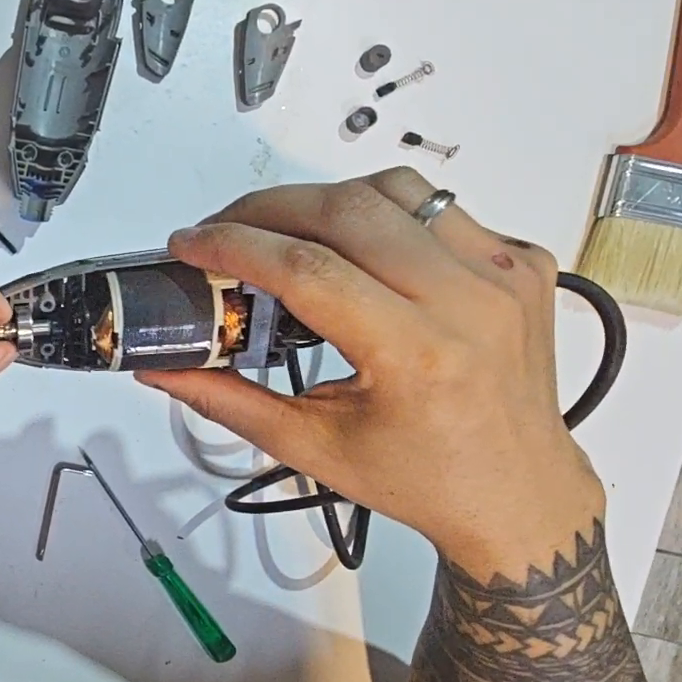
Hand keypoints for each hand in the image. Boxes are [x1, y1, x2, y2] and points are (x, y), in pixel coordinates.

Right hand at [138, 168, 605, 576]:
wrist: (517, 491)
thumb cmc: (420, 478)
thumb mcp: (306, 446)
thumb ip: (223, 400)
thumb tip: (161, 368)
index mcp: (417, 355)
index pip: (308, 270)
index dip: (235, 247)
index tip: (189, 244)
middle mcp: (471, 300)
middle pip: (348, 210)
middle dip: (264, 209)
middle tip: (217, 230)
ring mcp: (503, 273)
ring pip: (396, 189)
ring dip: (318, 200)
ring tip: (274, 231)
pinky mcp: (519, 262)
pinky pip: (436, 206)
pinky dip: (375, 212)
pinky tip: (344, 247)